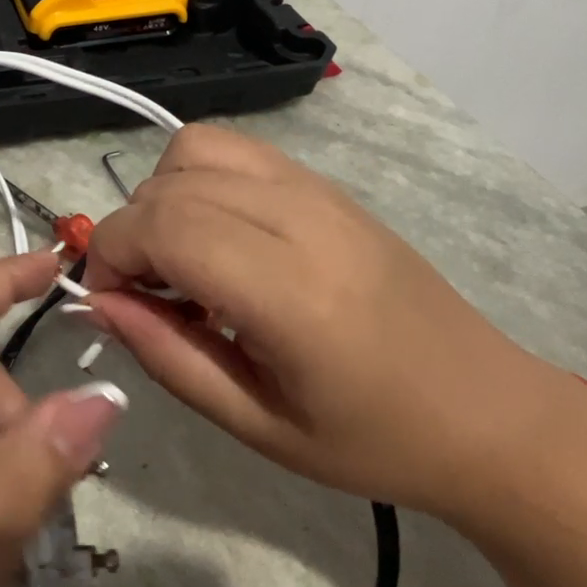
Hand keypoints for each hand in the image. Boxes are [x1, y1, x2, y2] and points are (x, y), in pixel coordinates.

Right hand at [80, 124, 579, 518]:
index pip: (164, 226)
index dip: (111, 253)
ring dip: (160, 196)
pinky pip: (234, 149)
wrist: (488, 412)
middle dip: (128, 231)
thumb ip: (168, 357)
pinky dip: (197, 179)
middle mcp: (303, 220)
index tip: (106, 299)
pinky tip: (215, 236)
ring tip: (177, 259)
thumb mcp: (258, 425)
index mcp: (292, 292)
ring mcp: (318, 191)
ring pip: (196, 148)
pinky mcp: (326, 184)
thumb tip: (98, 302)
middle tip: (141, 294)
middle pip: (170, 185)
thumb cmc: (373, 438)